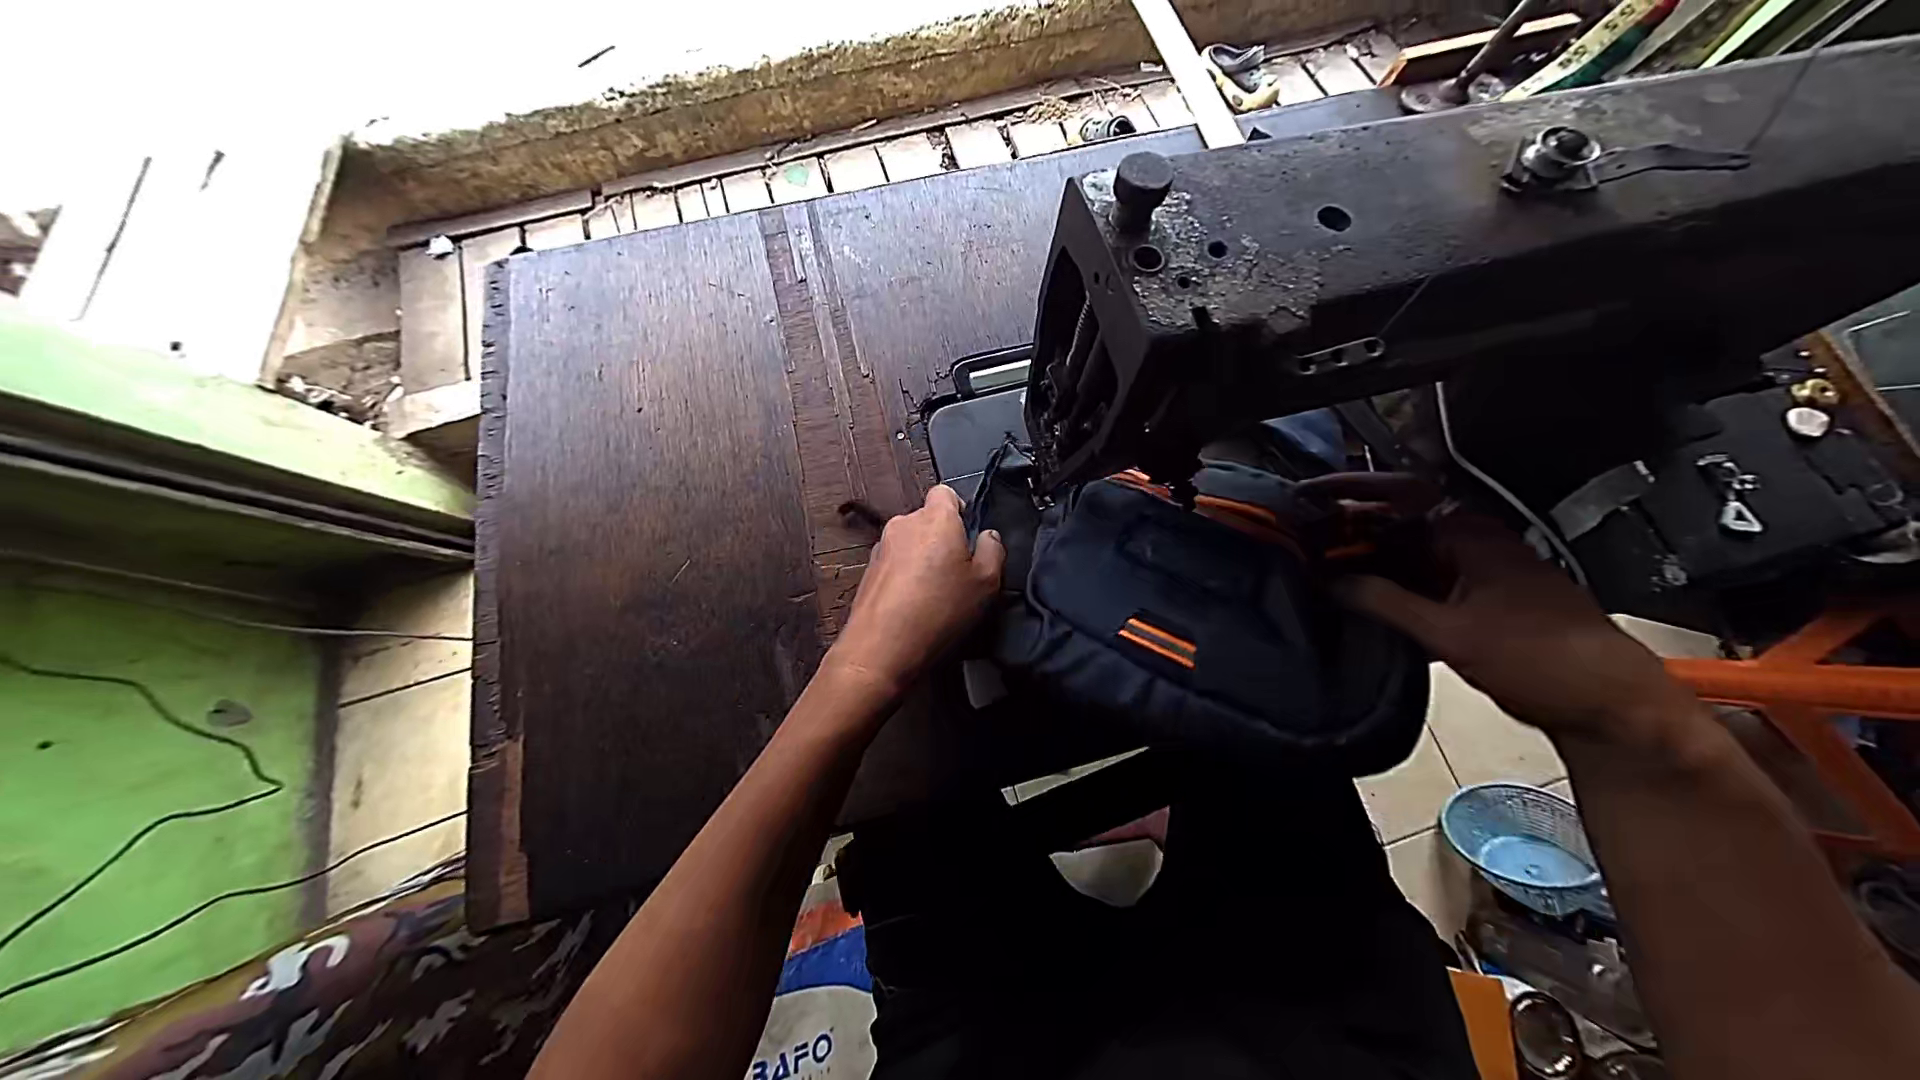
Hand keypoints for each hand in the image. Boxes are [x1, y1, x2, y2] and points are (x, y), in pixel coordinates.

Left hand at [824, 485, 1004, 700]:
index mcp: (936, 518)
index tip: (970, 533)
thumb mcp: (987, 583)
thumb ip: (994, 550)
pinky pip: (895, 566)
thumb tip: (990, 538)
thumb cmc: (935, 612)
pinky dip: (906, 578)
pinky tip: (917, 606)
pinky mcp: (869, 572)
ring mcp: (882, 548)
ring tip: (938, 595)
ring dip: (924, 561)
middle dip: (944, 540)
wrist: (882, 646)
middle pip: (929, 521)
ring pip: (911, 544)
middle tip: (961, 572)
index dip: (961, 509)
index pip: (946, 492)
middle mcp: (904, 525)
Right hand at [1299, 473, 1702, 745]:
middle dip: (1348, 534)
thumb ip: (1382, 601)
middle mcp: (1471, 544)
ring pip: (1404, 557)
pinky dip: (1387, 589)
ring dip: (1365, 564)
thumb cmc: (1543, 658)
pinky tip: (1358, 604)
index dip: (1348, 495)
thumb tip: (1330, 581)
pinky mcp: (1474, 601)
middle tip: (1304, 545)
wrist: (1608, 705)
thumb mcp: (1449, 631)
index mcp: (1471, 534)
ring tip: (1320, 574)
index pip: (1397, 496)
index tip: (1309, 499)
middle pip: (1396, 526)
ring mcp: (1473, 572)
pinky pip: (1418, 583)